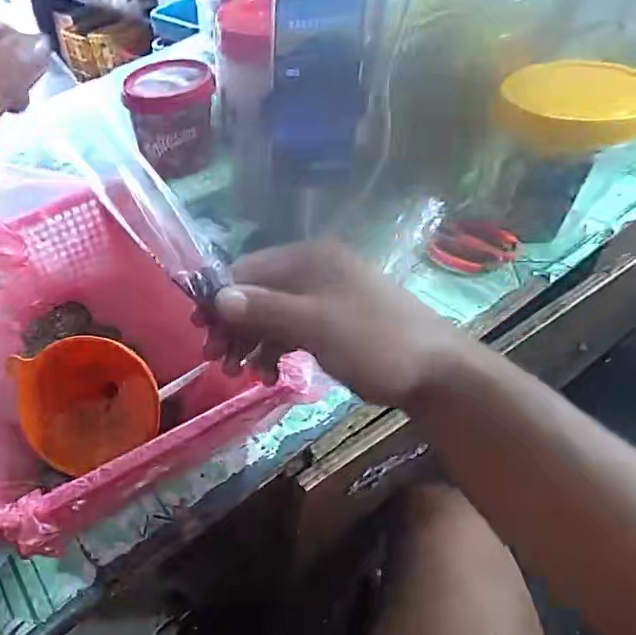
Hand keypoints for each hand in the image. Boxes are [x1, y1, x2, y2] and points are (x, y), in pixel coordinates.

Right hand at [205, 242, 471, 406]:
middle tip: (215, 360)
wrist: (435, 373)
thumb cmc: (374, 341)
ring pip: (271, 317)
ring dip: (251, 344)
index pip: (248, 270)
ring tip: (240, 375)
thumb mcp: (315, 324)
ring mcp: (323, 300)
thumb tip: (216, 297)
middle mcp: (313, 273)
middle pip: (256, 294)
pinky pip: (290, 332)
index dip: (220, 298)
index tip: (200, 330)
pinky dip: (274, 351)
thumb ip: (264, 309)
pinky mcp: (331, 325)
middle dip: (233, 327)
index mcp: (309, 259)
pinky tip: (269, 375)